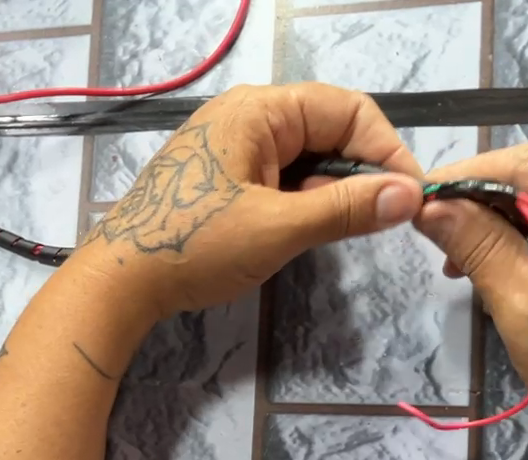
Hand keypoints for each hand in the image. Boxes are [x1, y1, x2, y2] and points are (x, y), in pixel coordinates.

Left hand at [72, 82, 423, 321]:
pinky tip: (295, 231)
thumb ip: (344, 209)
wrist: (120, 283)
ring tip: (331, 230)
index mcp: (259, 110)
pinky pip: (272, 179)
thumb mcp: (276, 229)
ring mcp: (226, 149)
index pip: (347, 109)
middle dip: (354, 173)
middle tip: (372, 220)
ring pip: (299, 159)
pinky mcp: (215, 180)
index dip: (384, 150)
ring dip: (324, 192)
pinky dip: (294, 202)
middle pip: (324, 130)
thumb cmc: (194, 247)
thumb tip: (407, 195)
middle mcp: (243, 118)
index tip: (407, 196)